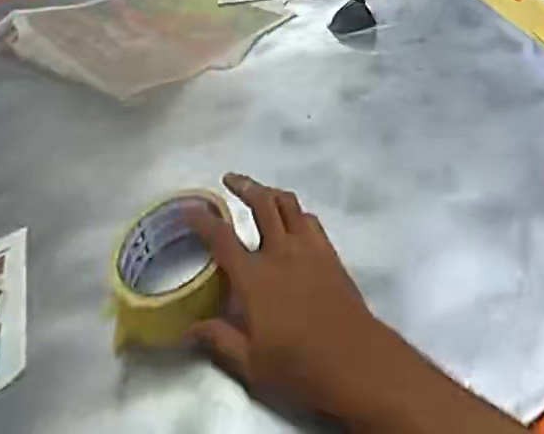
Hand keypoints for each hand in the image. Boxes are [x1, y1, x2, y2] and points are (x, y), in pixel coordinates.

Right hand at [184, 174, 523, 433]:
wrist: (356, 361)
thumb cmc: (299, 365)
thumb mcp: (252, 364)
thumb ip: (219, 340)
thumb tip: (187, 328)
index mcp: (254, 276)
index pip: (221, 237)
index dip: (202, 219)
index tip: (189, 208)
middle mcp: (279, 252)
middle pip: (260, 203)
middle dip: (242, 185)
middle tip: (229, 178)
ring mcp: (308, 248)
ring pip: (288, 203)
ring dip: (270, 191)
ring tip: (260, 190)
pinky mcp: (330, 253)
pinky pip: (310, 219)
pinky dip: (296, 211)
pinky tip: (294, 218)